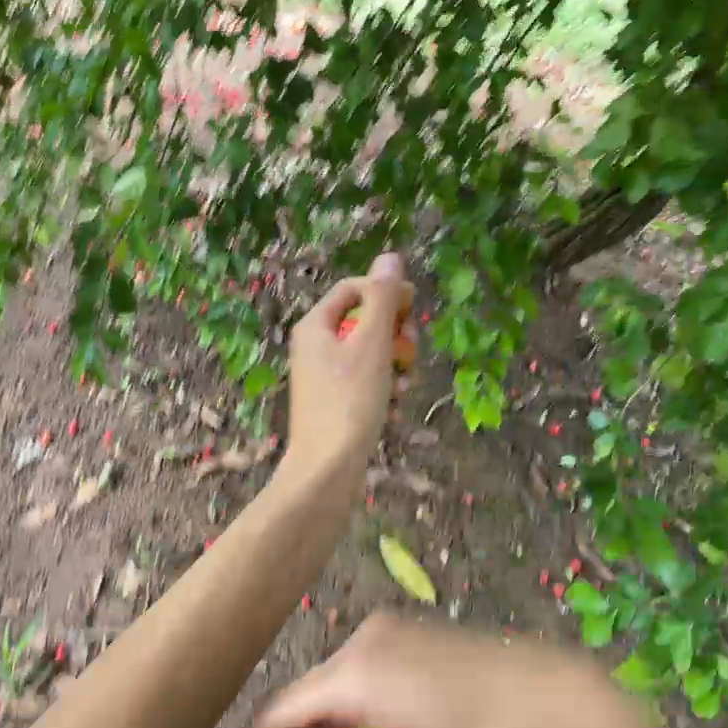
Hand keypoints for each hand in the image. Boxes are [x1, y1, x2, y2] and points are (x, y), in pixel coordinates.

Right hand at [233, 614, 681, 727]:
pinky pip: (364, 668)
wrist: (553, 693)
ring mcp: (388, 628)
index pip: (283, 709)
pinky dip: (359, 703)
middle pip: (310, 693)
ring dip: (333, 722)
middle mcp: (365, 637)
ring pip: (337, 681)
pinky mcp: (408, 631)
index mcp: (359, 670)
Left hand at [284, 253, 414, 481]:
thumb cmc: (349, 401)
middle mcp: (314, 345)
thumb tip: (390, 257)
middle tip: (409, 354)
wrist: (326, 469)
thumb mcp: (372, 344)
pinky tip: (392, 410)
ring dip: (395, 366)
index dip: (386, 293)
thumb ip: (383, 298)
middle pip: (364, 320)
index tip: (412, 310)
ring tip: (402, 388)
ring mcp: (322, 375)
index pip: (354, 288)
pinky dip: (384, 390)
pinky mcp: (333, 402)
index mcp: (316, 325)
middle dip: (394, 335)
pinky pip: (366, 382)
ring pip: (371, 353)